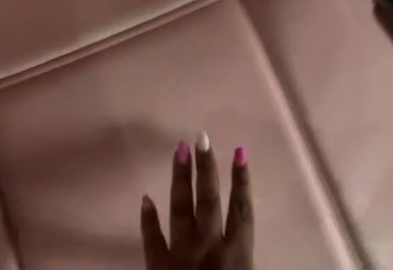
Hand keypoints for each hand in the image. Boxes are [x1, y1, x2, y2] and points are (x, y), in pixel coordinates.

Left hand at [141, 136, 251, 269]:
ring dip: (180, 179)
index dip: (242, 181)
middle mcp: (209, 246)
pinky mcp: (157, 266)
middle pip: (209, 200)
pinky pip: (152, 239)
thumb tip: (246, 241)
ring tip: (179, 149)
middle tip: (202, 136)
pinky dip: (148, 219)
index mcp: (237, 256)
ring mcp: (181, 253)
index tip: (239, 151)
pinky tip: (145, 198)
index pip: (241, 211)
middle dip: (206, 168)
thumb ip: (246, 261)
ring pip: (181, 209)